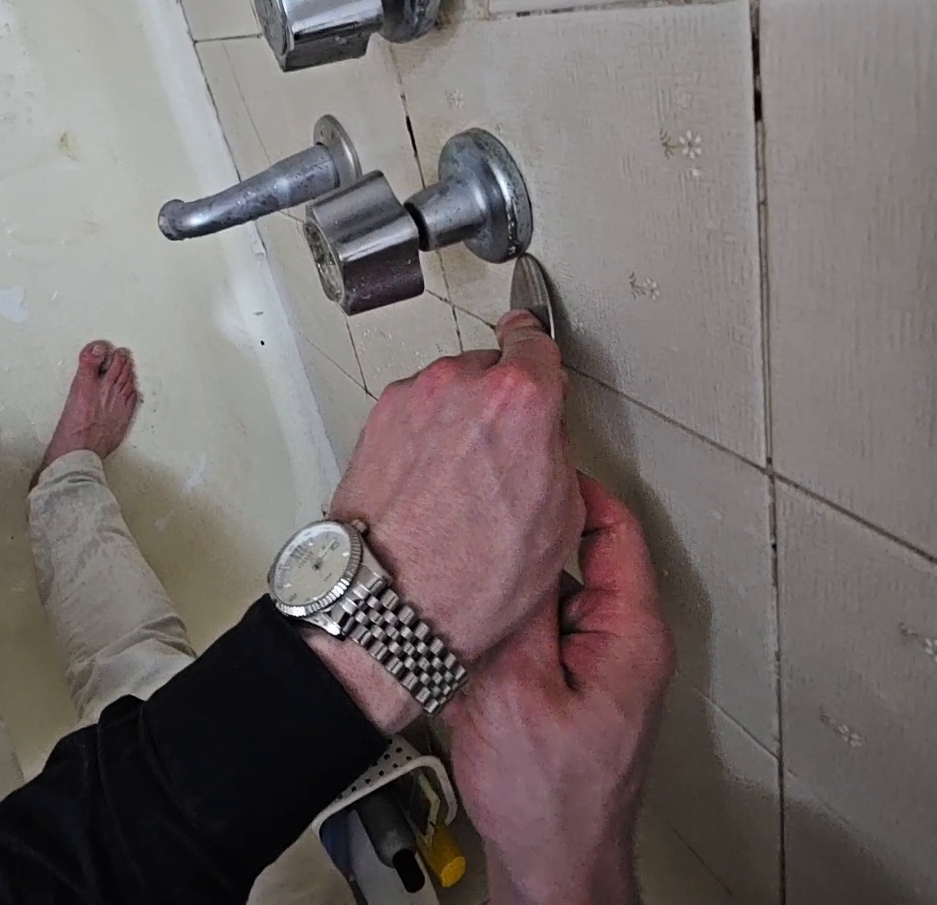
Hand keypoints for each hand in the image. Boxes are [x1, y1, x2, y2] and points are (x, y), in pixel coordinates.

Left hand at [307, 310, 584, 731]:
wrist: (391, 599)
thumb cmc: (470, 576)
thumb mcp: (558, 517)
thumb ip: (554, 450)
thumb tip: (544, 436)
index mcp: (519, 400)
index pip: (535, 343)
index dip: (538, 348)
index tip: (532, 337)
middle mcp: (460, 386)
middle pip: (490, 369)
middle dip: (500, 401)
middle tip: (500, 455)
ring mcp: (412, 399)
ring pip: (449, 389)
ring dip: (458, 416)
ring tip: (458, 480)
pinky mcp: (378, 418)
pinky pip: (414, 409)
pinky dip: (424, 432)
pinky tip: (429, 479)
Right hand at [445, 476, 675, 904]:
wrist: (550, 860)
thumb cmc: (546, 796)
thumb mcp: (515, 689)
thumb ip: (517, 608)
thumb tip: (513, 537)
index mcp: (628, 634)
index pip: (615, 529)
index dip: (575, 486)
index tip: (533, 462)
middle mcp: (619, 638)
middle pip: (582, 552)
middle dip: (531, 530)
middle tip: (486, 506)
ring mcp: (593, 657)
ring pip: (555, 586)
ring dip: (514, 576)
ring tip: (471, 564)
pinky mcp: (567, 674)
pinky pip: (541, 620)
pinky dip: (508, 611)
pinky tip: (472, 618)